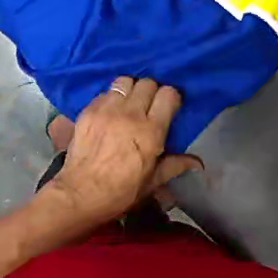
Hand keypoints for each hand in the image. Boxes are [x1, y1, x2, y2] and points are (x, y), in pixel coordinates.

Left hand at [40, 77, 199, 224]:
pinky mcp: (87, 111)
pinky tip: (110, 112)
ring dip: (130, 90)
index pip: (168, 94)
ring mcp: (106, 110)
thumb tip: (198, 163)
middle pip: (147, 83)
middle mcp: (130, 114)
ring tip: (129, 104)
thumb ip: (175, 165)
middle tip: (149, 106)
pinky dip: (111, 98)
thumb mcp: (153, 181)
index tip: (170, 108)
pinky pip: (104, 92)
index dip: (171, 98)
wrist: (79, 196)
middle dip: (152, 92)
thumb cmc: (121, 191)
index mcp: (151, 131)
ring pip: (125, 81)